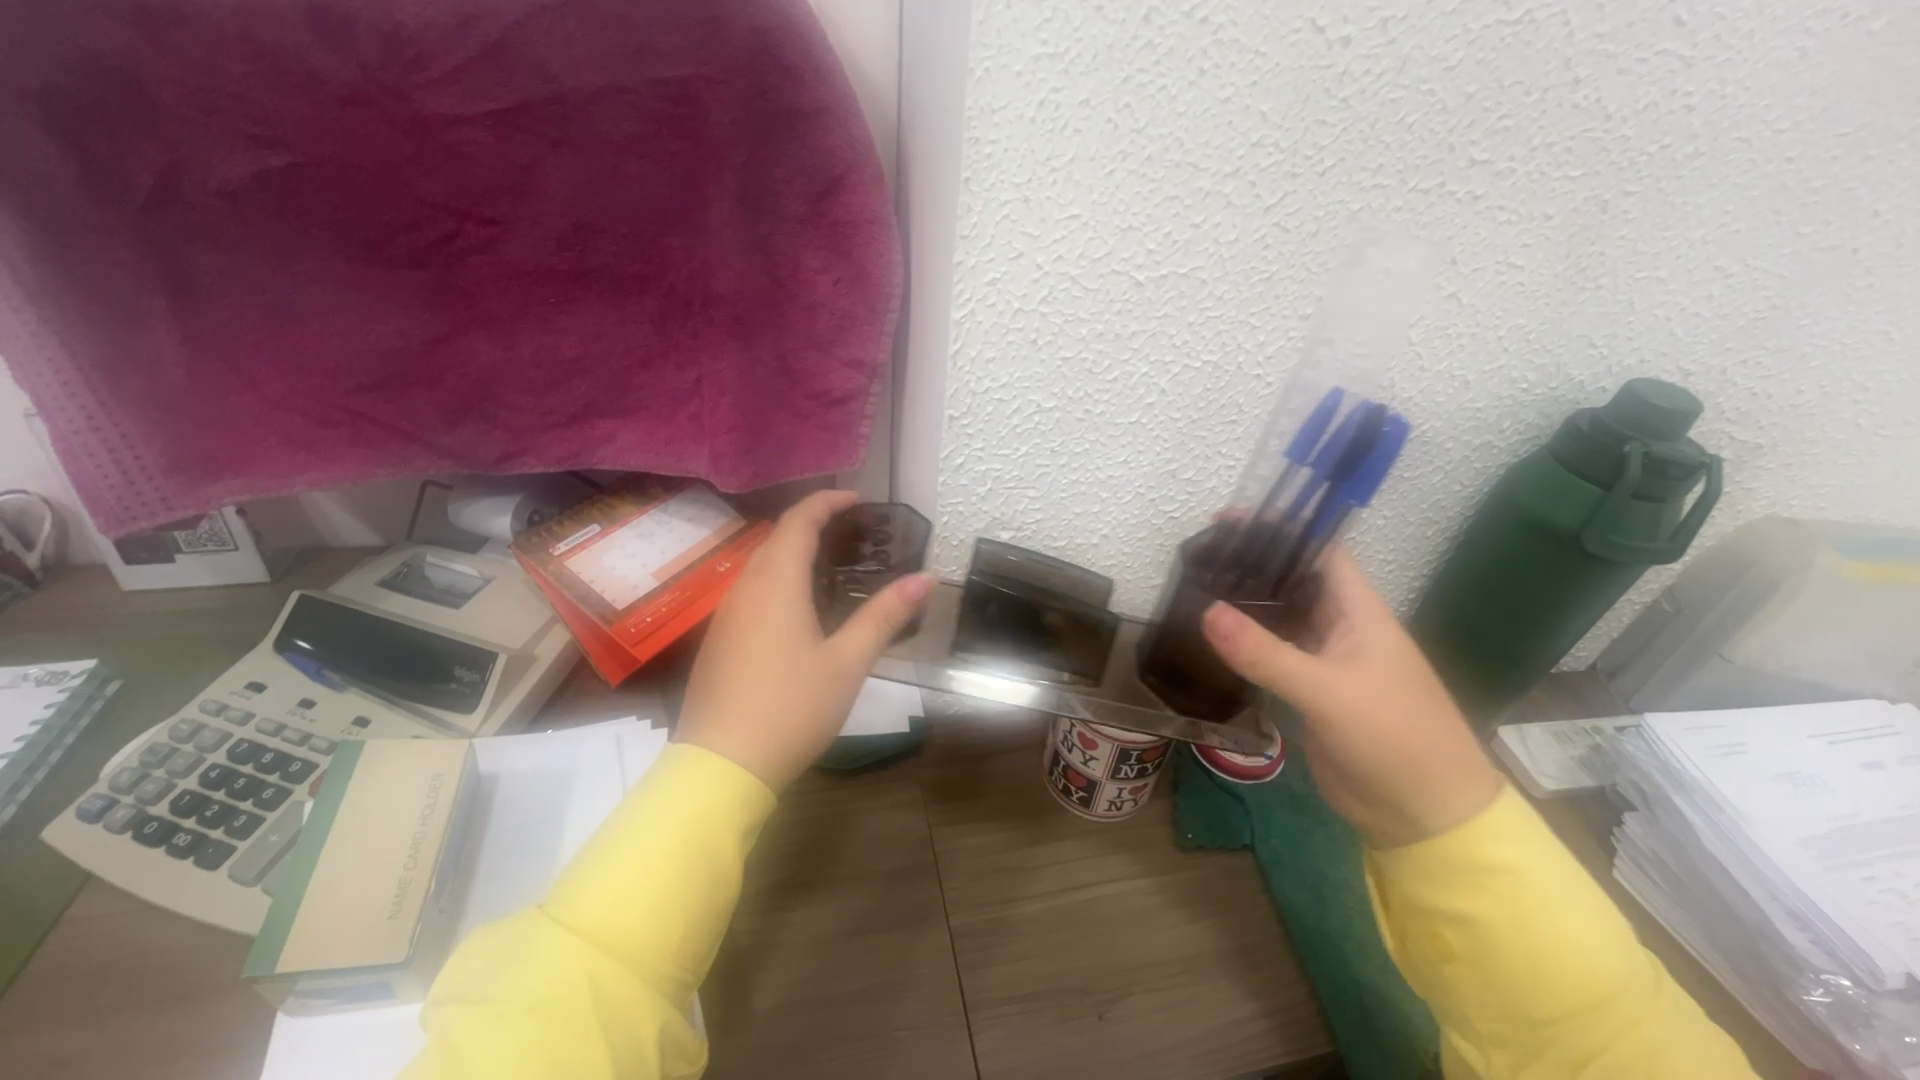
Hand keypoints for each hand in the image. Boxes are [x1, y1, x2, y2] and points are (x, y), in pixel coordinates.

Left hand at [675, 490, 932, 792]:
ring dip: (794, 555)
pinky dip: (779, 582)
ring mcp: (726, 616)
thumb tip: (925, 578)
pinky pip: (751, 593)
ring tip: (833, 567)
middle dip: (813, 526)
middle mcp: (745, 589)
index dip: (828, 502)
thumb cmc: (791, 708)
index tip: (858, 500)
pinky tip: (800, 612)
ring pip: (760, 567)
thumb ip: (884, 616)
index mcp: (776, 583)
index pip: (799, 521)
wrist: (722, 765)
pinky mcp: (719, 642)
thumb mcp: (847, 663)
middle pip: (776, 539)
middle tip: (854, 534)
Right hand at [1201, 549, 1501, 848]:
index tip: (1229, 522)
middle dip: (1255, 567)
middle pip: (1296, 583)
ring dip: (1248, 608)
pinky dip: (1247, 649)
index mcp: (1360, 613)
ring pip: (1282, 622)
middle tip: (1199, 558)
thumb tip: (1206, 610)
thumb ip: (1265, 653)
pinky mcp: (1314, 696)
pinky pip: (1276, 660)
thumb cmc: (1392, 736)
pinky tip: (1213, 645)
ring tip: (1195, 592)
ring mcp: (1328, 664)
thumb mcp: (1326, 690)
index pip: (1320, 553)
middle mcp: (1343, 630)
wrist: (1424, 813)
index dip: (1281, 532)